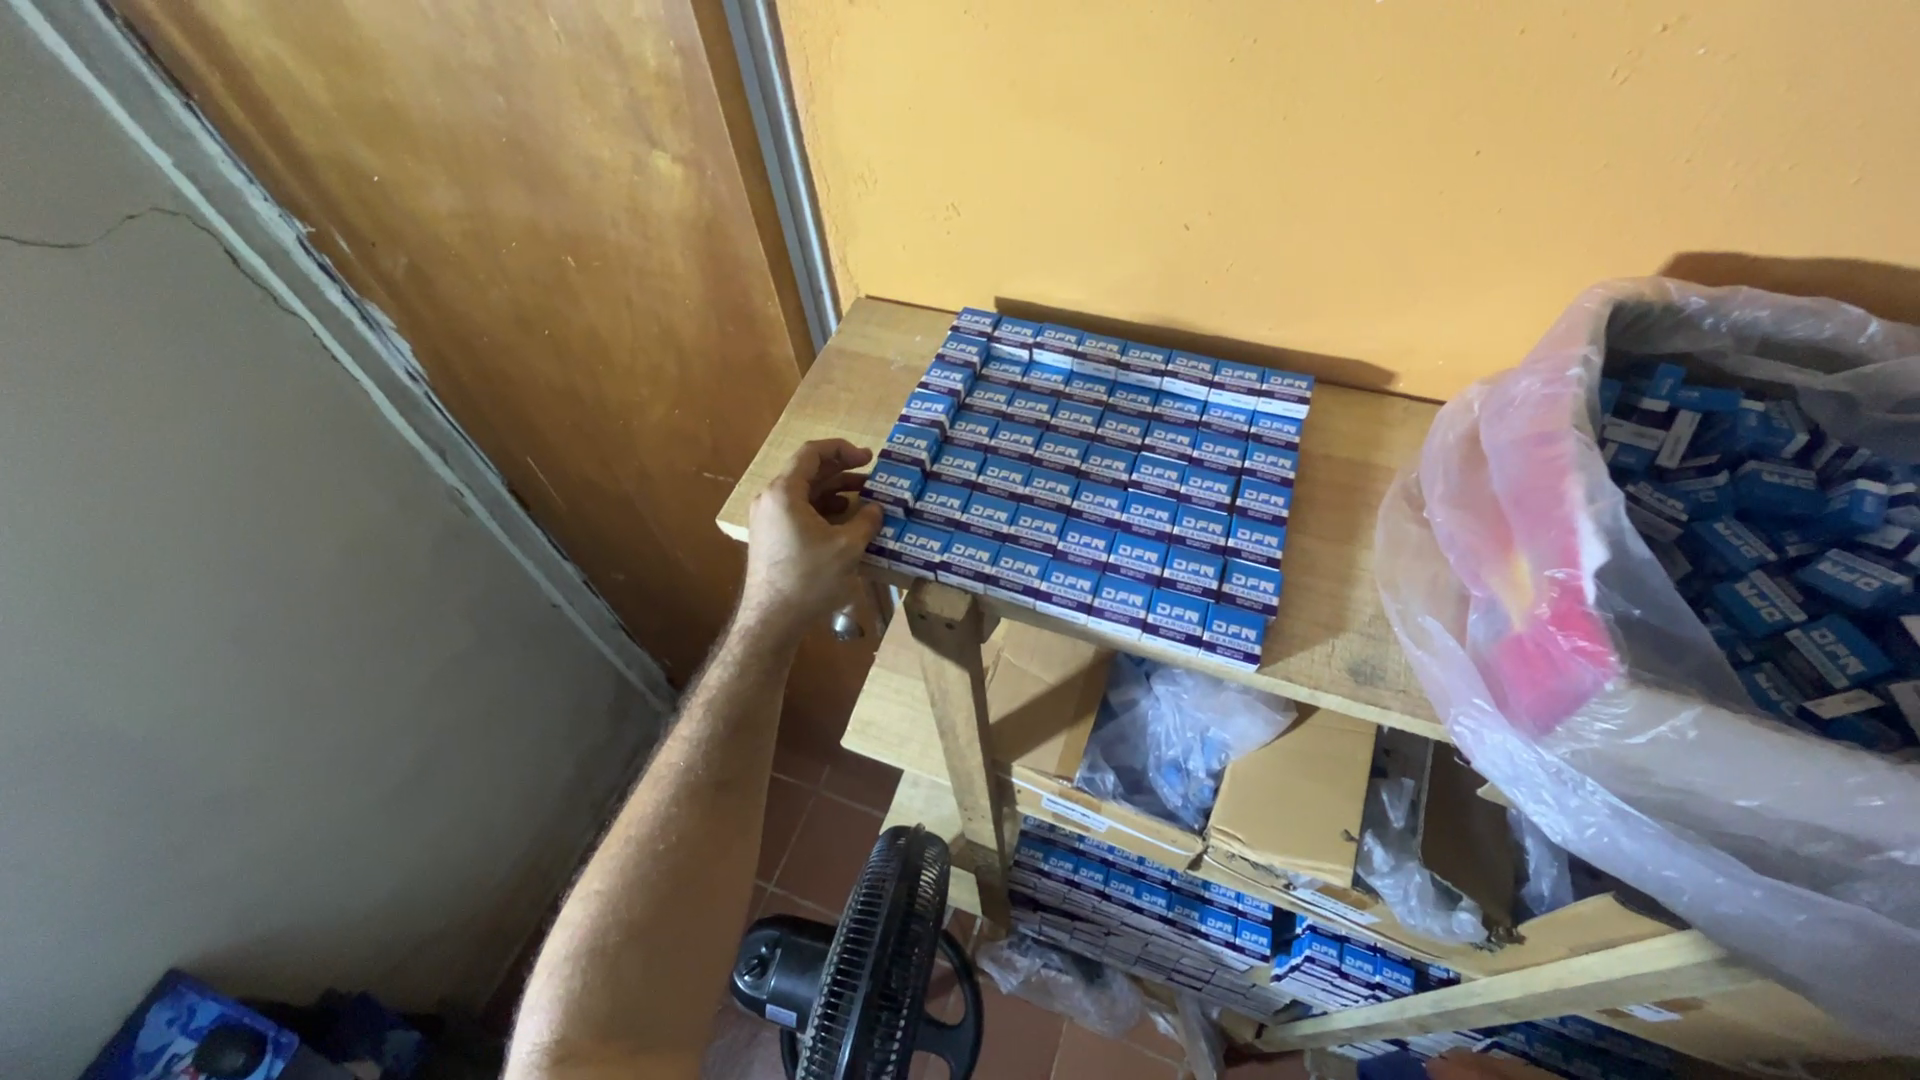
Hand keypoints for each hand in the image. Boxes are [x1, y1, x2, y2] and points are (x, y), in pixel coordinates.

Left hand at [739, 439, 884, 644]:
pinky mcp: (770, 538)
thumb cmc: (808, 579)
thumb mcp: (846, 548)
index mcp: (784, 492)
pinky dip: (822, 510)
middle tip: (871, 474)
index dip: (842, 449)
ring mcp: (767, 519)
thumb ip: (865, 521)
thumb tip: (876, 509)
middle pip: (807, 471)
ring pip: (804, 493)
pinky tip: (845, 522)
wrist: (772, 620)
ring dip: (834, 492)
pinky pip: (798, 512)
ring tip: (864, 500)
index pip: (812, 453)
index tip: (868, 457)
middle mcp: (770, 499)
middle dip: (842, 471)